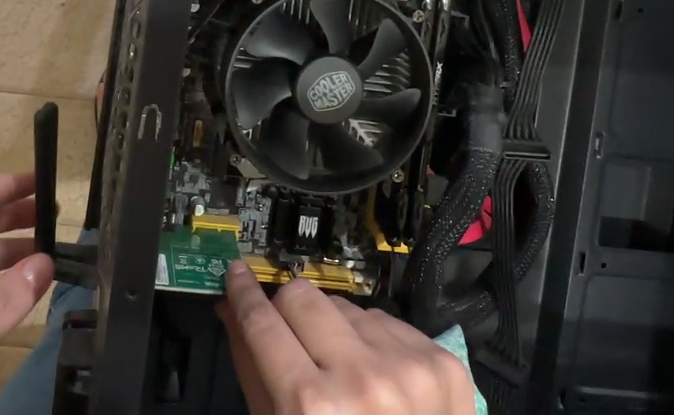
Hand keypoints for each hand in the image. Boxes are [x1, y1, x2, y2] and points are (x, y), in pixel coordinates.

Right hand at [217, 260, 476, 414]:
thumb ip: (255, 372)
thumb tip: (232, 309)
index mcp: (312, 406)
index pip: (263, 323)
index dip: (244, 292)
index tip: (235, 272)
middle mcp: (360, 378)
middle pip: (302, 297)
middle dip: (289, 308)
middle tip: (291, 330)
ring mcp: (406, 366)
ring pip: (346, 306)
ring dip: (337, 330)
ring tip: (346, 370)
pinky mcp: (441, 361)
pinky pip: (386, 321)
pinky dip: (375, 342)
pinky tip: (381, 376)